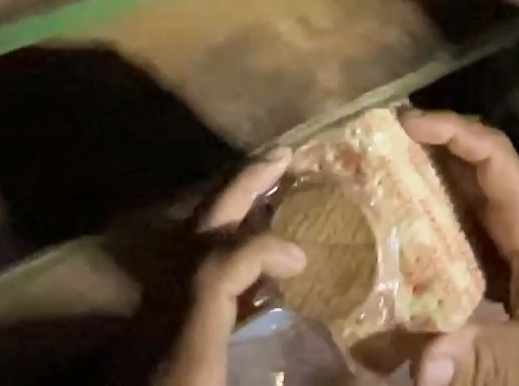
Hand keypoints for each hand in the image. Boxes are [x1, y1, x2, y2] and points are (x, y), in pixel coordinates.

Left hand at [152, 149, 306, 385]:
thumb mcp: (221, 385)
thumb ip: (308, 375)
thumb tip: (376, 369)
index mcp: (183, 347)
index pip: (216, 267)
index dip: (264, 248)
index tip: (303, 260)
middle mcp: (158, 320)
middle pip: (194, 233)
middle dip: (239, 186)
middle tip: (285, 157)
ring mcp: (145, 323)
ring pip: (183, 243)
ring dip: (228, 207)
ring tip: (267, 187)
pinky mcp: (143, 336)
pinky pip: (182, 267)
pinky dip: (218, 243)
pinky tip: (244, 261)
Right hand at [402, 111, 518, 385]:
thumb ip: (478, 361)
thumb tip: (416, 366)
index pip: (493, 156)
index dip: (451, 130)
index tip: (406, 123)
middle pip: (474, 169)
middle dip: (428, 150)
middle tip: (374, 147)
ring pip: (471, 203)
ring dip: (430, 189)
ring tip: (377, 187)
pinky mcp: (518, 279)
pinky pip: (471, 241)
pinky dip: (438, 235)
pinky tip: (407, 254)